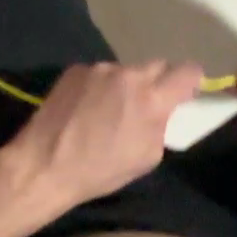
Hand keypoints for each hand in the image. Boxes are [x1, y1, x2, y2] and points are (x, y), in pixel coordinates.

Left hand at [2, 60, 203, 209]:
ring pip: (125, 70)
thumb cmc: (100, 170)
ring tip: (108, 111)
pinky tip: (85, 108)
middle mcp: (128, 75)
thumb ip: (162, 126)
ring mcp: (99, 69)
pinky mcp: (75, 70)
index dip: (191, 82)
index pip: (188, 71)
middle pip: (157, 66)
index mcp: (152, 99)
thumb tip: (163, 112)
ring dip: (125, 85)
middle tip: (146, 105)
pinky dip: (99, 87)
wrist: (44, 165)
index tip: (185, 93)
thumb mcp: (147, 157)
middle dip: (158, 83)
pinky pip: (99, 74)